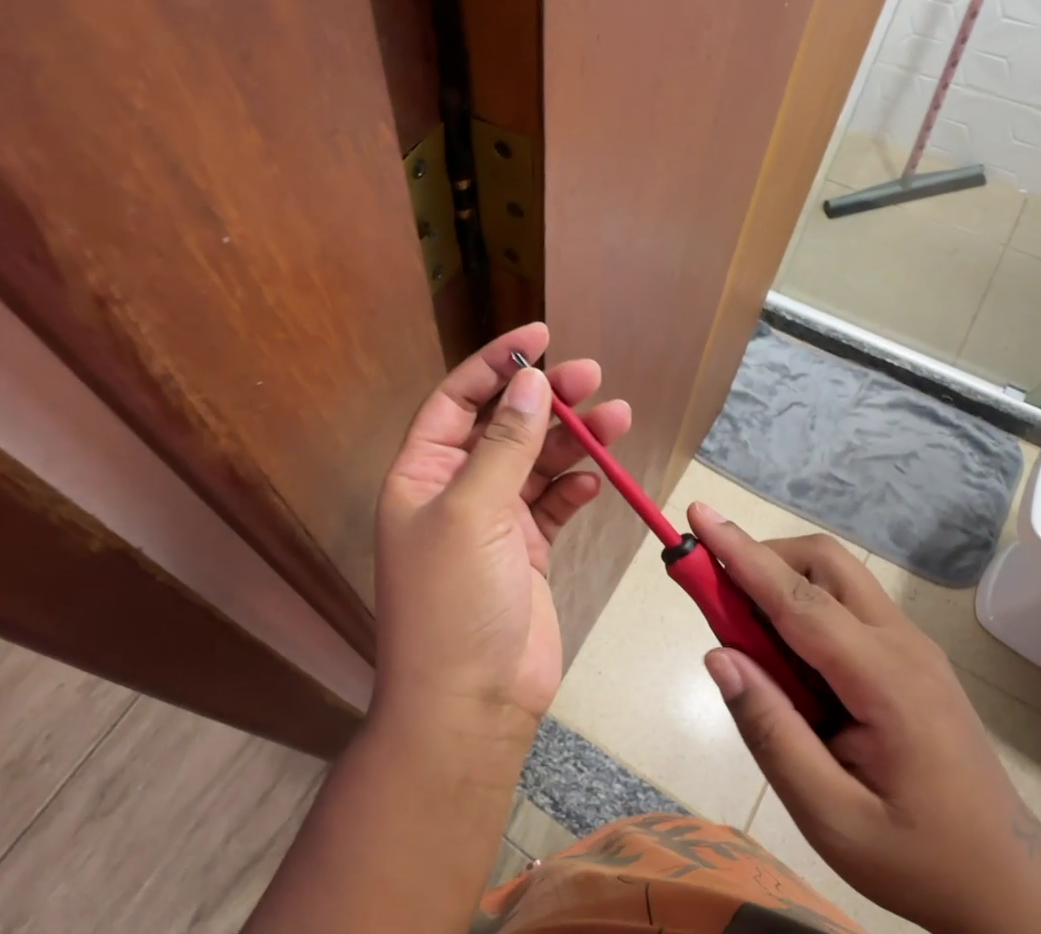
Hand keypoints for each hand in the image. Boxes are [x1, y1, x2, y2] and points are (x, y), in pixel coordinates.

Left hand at [374, 323, 630, 731]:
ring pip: (536, 464)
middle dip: (547, 400)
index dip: (495, 365)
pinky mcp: (526, 553)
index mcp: (421, 473)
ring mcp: (492, 523)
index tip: (541, 338)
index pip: (456, 400)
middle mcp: (454, 491)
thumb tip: (532, 383)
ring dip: (574, 442)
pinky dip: (575, 489)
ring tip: (619, 417)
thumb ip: (505, 445)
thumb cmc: (453, 602)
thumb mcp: (473, 512)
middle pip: (504, 427)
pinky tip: (598, 478)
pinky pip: (553, 506)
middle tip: (595, 377)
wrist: (471, 703)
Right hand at [687, 504, 1040, 933]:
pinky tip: (788, 666)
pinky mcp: (910, 661)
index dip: (740, 555)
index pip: (798, 600)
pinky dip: (801, 610)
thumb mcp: (830, 816)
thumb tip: (717, 656)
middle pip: (824, 564)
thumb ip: (770, 732)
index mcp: (886, 682)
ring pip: (836, 580)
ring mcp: (913, 650)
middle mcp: (903, 646)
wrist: (1008, 886)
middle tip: (713, 596)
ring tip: (746, 641)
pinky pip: (847, 609)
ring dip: (780, 583)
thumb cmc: (916, 860)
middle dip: (761, 558)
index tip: (697, 516)